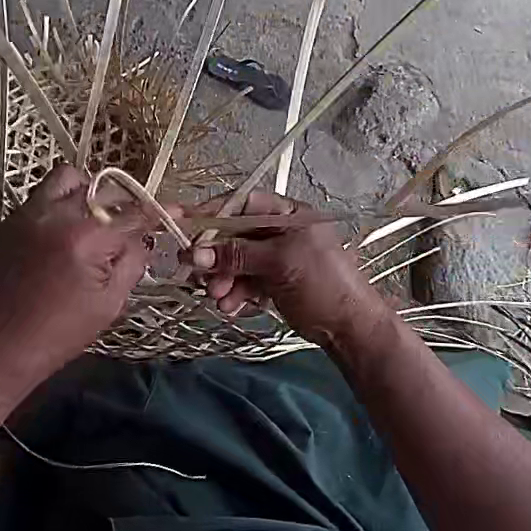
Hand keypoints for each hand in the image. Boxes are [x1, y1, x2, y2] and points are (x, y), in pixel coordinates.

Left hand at [0, 164, 150, 380]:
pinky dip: (63, 202)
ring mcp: (30, 213)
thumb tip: (143, 239)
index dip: (159, 212)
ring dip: (91, 193)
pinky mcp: (12, 220)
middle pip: (106, 191)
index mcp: (87, 238)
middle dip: (125, 206)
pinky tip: (67, 232)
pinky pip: (45, 194)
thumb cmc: (56, 334)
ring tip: (95, 221)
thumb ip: (133, 262)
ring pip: (71, 179)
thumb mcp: (110, 303)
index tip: (175, 211)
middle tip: (131, 228)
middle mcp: (58, 215)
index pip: (135, 213)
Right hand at [180, 191, 396, 348]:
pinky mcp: (272, 282)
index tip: (181, 224)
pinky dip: (233, 292)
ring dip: (222, 278)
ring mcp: (275, 258)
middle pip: (234, 235)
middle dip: (214, 254)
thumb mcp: (280, 262)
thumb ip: (238, 255)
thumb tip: (194, 252)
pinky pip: (244, 281)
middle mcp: (279, 231)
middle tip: (192, 270)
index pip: (242, 204)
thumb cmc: (323, 282)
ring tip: (216, 295)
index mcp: (288, 214)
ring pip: (235, 261)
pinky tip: (229, 306)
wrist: (349, 326)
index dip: (211, 212)